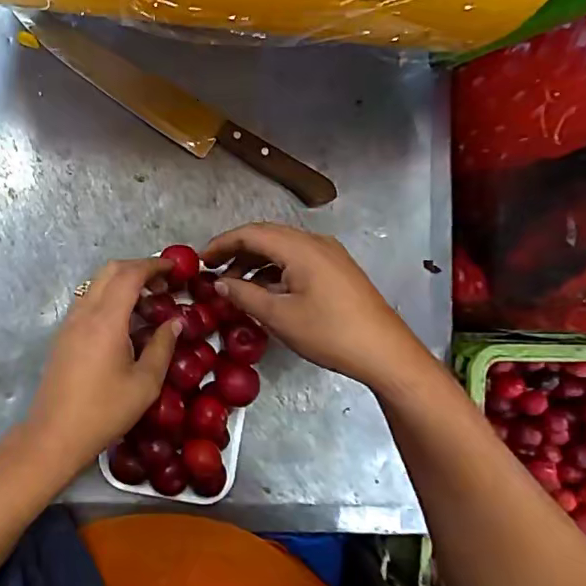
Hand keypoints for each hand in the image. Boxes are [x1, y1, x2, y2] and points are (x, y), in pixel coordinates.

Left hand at [18, 257, 182, 476]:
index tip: (174, 268)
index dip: (154, 265)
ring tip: (148, 303)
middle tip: (163, 283)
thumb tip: (175, 322)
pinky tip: (125, 322)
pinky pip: (88, 302)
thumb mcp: (145, 383)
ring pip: (96, 285)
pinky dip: (109, 298)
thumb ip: (162, 347)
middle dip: (138, 268)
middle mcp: (84, 313)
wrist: (55, 433)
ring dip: (122, 283)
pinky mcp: (64, 336)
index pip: (130, 274)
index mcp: (106, 319)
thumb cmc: (105, 411)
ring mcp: (70, 323)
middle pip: (110, 271)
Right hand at [202, 223, 430, 391]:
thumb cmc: (329, 333)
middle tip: (213, 272)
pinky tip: (264, 292)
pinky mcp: (337, 271)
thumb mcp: (278, 316)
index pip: (251, 233)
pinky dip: (275, 271)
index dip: (221, 244)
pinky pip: (297, 260)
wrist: (385, 352)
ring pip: (283, 249)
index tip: (200, 260)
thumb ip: (244, 295)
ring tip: (234, 286)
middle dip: (236, 252)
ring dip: (255, 263)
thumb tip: (219, 283)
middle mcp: (315, 243)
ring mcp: (330, 255)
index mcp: (300, 248)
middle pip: (267, 236)